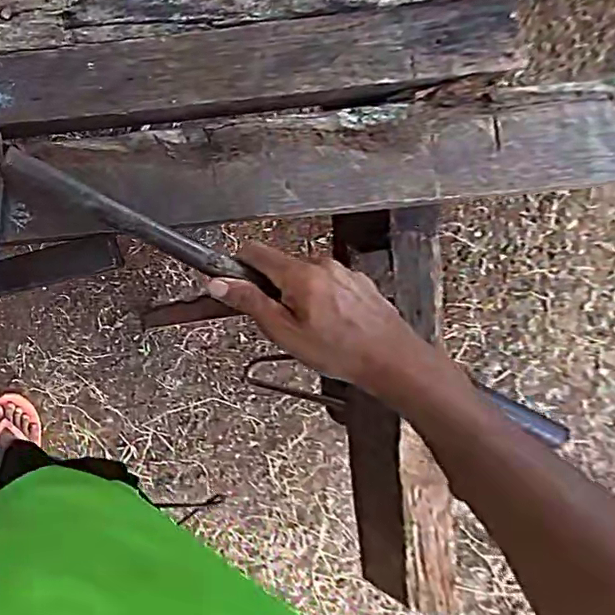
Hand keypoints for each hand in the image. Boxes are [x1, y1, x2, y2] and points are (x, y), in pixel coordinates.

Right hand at [205, 242, 448, 399]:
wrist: (395, 363)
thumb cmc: (341, 351)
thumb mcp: (283, 331)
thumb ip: (249, 301)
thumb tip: (219, 283)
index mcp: (300, 274)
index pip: (254, 251)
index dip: (238, 267)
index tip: (236, 285)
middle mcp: (323, 265)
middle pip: (279, 266)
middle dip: (270, 288)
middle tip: (278, 320)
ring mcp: (344, 273)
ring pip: (304, 276)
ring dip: (296, 295)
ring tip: (307, 327)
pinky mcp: (359, 283)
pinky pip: (326, 284)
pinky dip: (319, 299)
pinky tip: (328, 325)